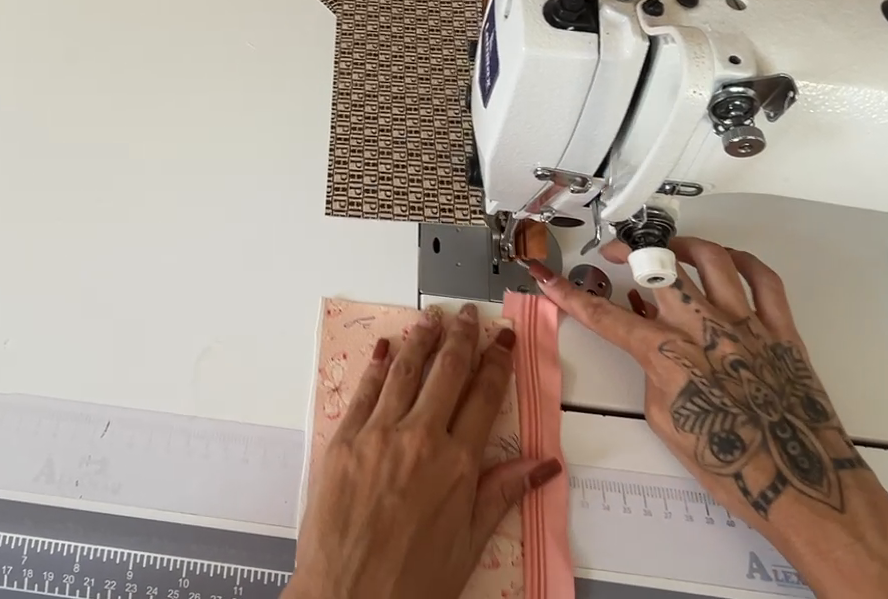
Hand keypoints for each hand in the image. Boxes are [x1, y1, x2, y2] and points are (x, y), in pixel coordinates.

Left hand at [286, 305, 560, 598]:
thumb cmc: (412, 581)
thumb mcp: (469, 544)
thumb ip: (501, 494)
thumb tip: (543, 464)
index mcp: (456, 464)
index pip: (484, 398)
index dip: (496, 363)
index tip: (503, 339)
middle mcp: (419, 437)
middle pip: (446, 373)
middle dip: (461, 338)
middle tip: (469, 315)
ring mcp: (378, 434)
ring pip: (404, 372)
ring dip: (421, 340)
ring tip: (432, 318)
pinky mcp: (344, 439)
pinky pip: (364, 391)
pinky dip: (376, 365)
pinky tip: (384, 347)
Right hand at [531, 238, 887, 598]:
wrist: (805, 489)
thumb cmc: (730, 467)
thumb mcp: (667, 423)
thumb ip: (653, 373)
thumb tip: (650, 341)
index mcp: (667, 356)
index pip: (605, 316)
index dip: (571, 295)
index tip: (548, 277)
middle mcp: (704, 329)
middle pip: (658, 266)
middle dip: (628, 251)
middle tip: (616, 252)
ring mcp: (746, 325)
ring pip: (711, 259)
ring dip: (682, 246)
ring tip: (669, 250)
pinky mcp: (783, 330)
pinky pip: (764, 279)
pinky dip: (742, 261)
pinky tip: (727, 261)